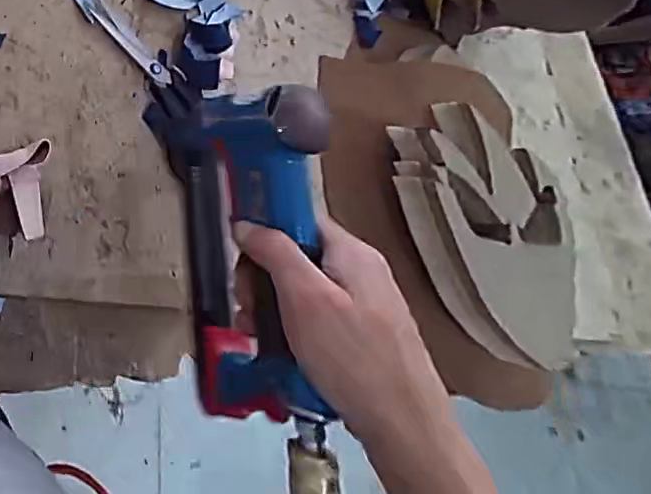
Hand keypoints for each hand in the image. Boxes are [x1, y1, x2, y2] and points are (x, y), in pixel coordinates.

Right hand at [235, 216, 451, 446]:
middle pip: (297, 254)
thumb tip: (248, 226)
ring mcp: (363, 304)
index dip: (266, 226)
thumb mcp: (304, 300)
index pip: (299, 216)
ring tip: (260, 336)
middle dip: (264, 277)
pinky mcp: (361, 335)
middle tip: (248, 304)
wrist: (407, 434)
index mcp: (351, 252)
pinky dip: (294, 330)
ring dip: (274, 308)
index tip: (243, 246)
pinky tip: (283, 353)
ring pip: (303, 289)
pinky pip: (317, 317)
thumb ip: (275, 252)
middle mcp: (360, 271)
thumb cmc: (361, 366)